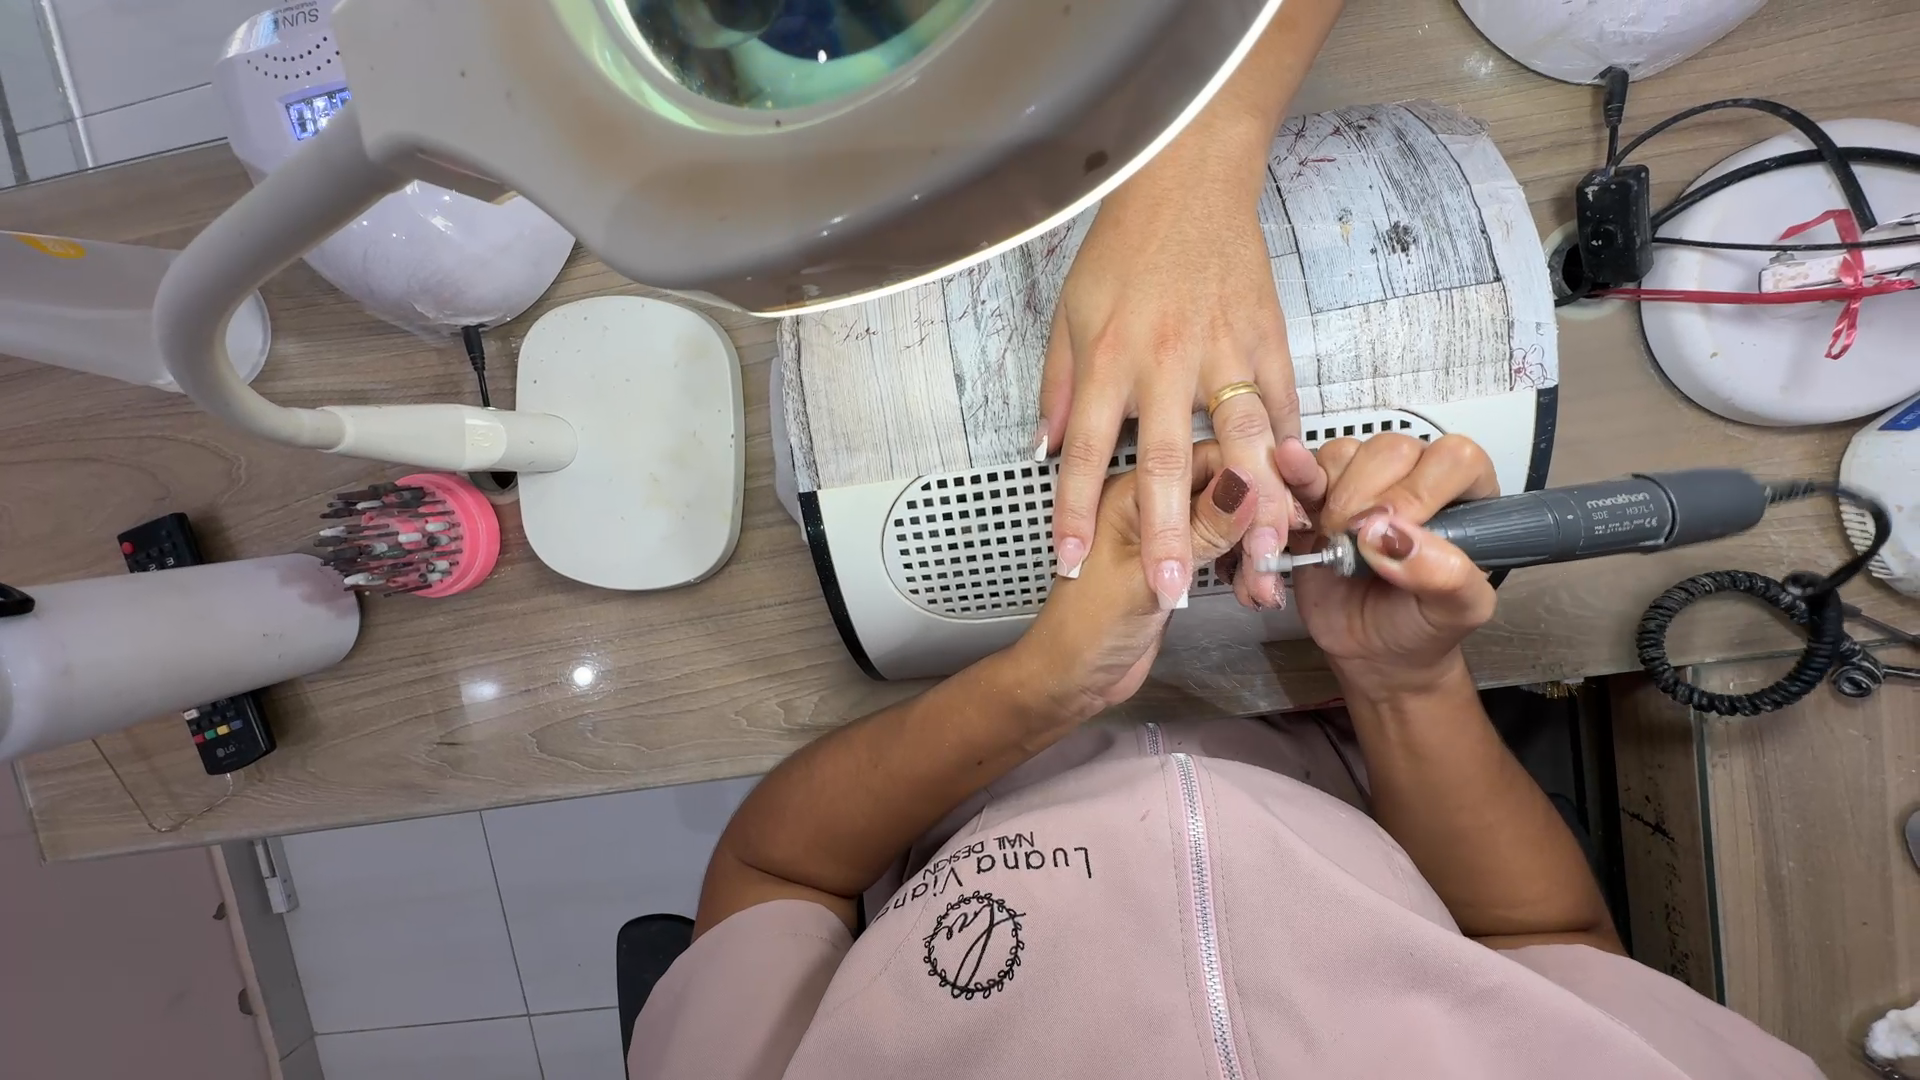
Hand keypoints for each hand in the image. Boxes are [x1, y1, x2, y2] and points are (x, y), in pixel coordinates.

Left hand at [1013, 443, 1255, 718]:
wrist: (1073, 677)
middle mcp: (1150, 501)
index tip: (1282, 518)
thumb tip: (1250, 480)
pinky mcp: (1177, 561)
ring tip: (1260, 589)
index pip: (1207, 460)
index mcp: (1131, 489)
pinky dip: (1241, 567)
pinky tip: (1250, 590)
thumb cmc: (1090, 627)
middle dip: (1256, 523)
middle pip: (1223, 489)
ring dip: (1251, 552)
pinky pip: (1221, 549)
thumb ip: (1200, 530)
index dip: (1250, 483)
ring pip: (1227, 522)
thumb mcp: (1148, 578)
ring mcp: (1165, 532)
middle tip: (1273, 561)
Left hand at [1038, 137, 1301, 614]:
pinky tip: (1296, 495)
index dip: (1072, 512)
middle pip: (1163, 462)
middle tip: (1169, 591)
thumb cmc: (1121, 248)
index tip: (1068, 562)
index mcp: (1105, 360)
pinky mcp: (1266, 338)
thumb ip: (1056, 387)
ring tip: (1261, 560)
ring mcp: (1221, 351)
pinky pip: (1281, 404)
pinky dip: (1290, 452)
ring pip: (1240, 440)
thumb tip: (1044, 447)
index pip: (1081, 452)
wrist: (1186, 177)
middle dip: (1167, 534)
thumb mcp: (1067, 314)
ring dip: (1251, 506)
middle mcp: (1162, 363)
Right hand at [1281, 434, 1500, 695]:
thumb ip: (1443, 574)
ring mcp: (1360, 484)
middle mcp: (1413, 478)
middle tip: (1355, 543)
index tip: (1395, 533)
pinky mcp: (1315, 494)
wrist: (1368, 647)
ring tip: (1331, 538)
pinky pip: (1302, 469)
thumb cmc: (1418, 625)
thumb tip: (1391, 534)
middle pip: (1391, 449)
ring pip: (1345, 453)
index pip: (1453, 459)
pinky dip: (1294, 480)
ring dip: (1332, 495)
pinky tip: (1295, 503)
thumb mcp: (1454, 611)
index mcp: (1465, 496)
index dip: (1420, 490)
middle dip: (1366, 497)